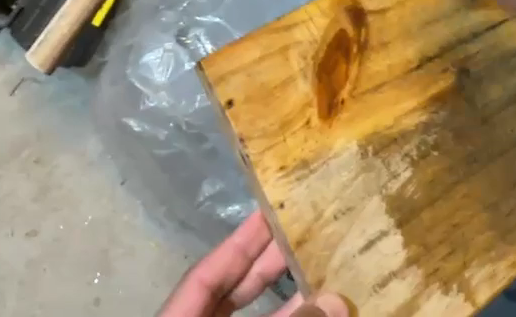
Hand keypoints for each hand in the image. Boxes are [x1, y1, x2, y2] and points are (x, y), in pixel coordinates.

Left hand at [156, 211, 349, 316]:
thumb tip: (336, 299)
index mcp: (180, 314)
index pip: (209, 269)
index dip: (240, 240)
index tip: (269, 208)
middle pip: (231, 289)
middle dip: (268, 263)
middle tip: (303, 229)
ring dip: (288, 300)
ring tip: (322, 271)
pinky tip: (315, 312)